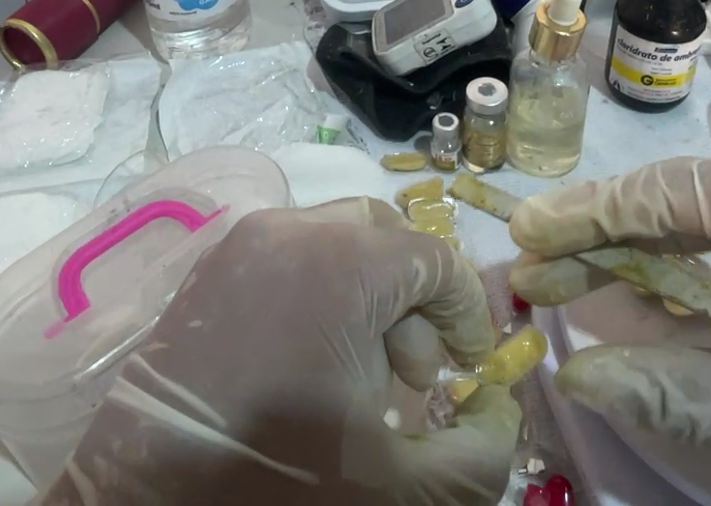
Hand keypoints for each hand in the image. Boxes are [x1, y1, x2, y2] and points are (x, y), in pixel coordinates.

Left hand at [42, 197, 520, 504]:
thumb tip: (499, 411)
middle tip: (413, 374)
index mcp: (342, 264)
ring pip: (336, 241)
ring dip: (369, 294)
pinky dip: (321, 291)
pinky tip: (312, 361)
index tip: (469, 369)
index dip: (466, 311)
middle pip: (385, 238)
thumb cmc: (280, 486)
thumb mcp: (402, 490)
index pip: (433, 258)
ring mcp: (243, 243)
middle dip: (414, 300)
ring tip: (362, 373)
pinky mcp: (210, 268)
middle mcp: (291, 231)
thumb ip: (481, 450)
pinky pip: (290, 256)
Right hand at [508, 159, 710, 505]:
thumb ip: (676, 393)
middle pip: (678, 196)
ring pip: (688, 217)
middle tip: (526, 261)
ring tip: (551, 273)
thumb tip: (574, 370)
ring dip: (620, 249)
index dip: (599, 209)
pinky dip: (659, 270)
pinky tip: (611, 287)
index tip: (529, 232)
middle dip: (599, 230)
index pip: (686, 190)